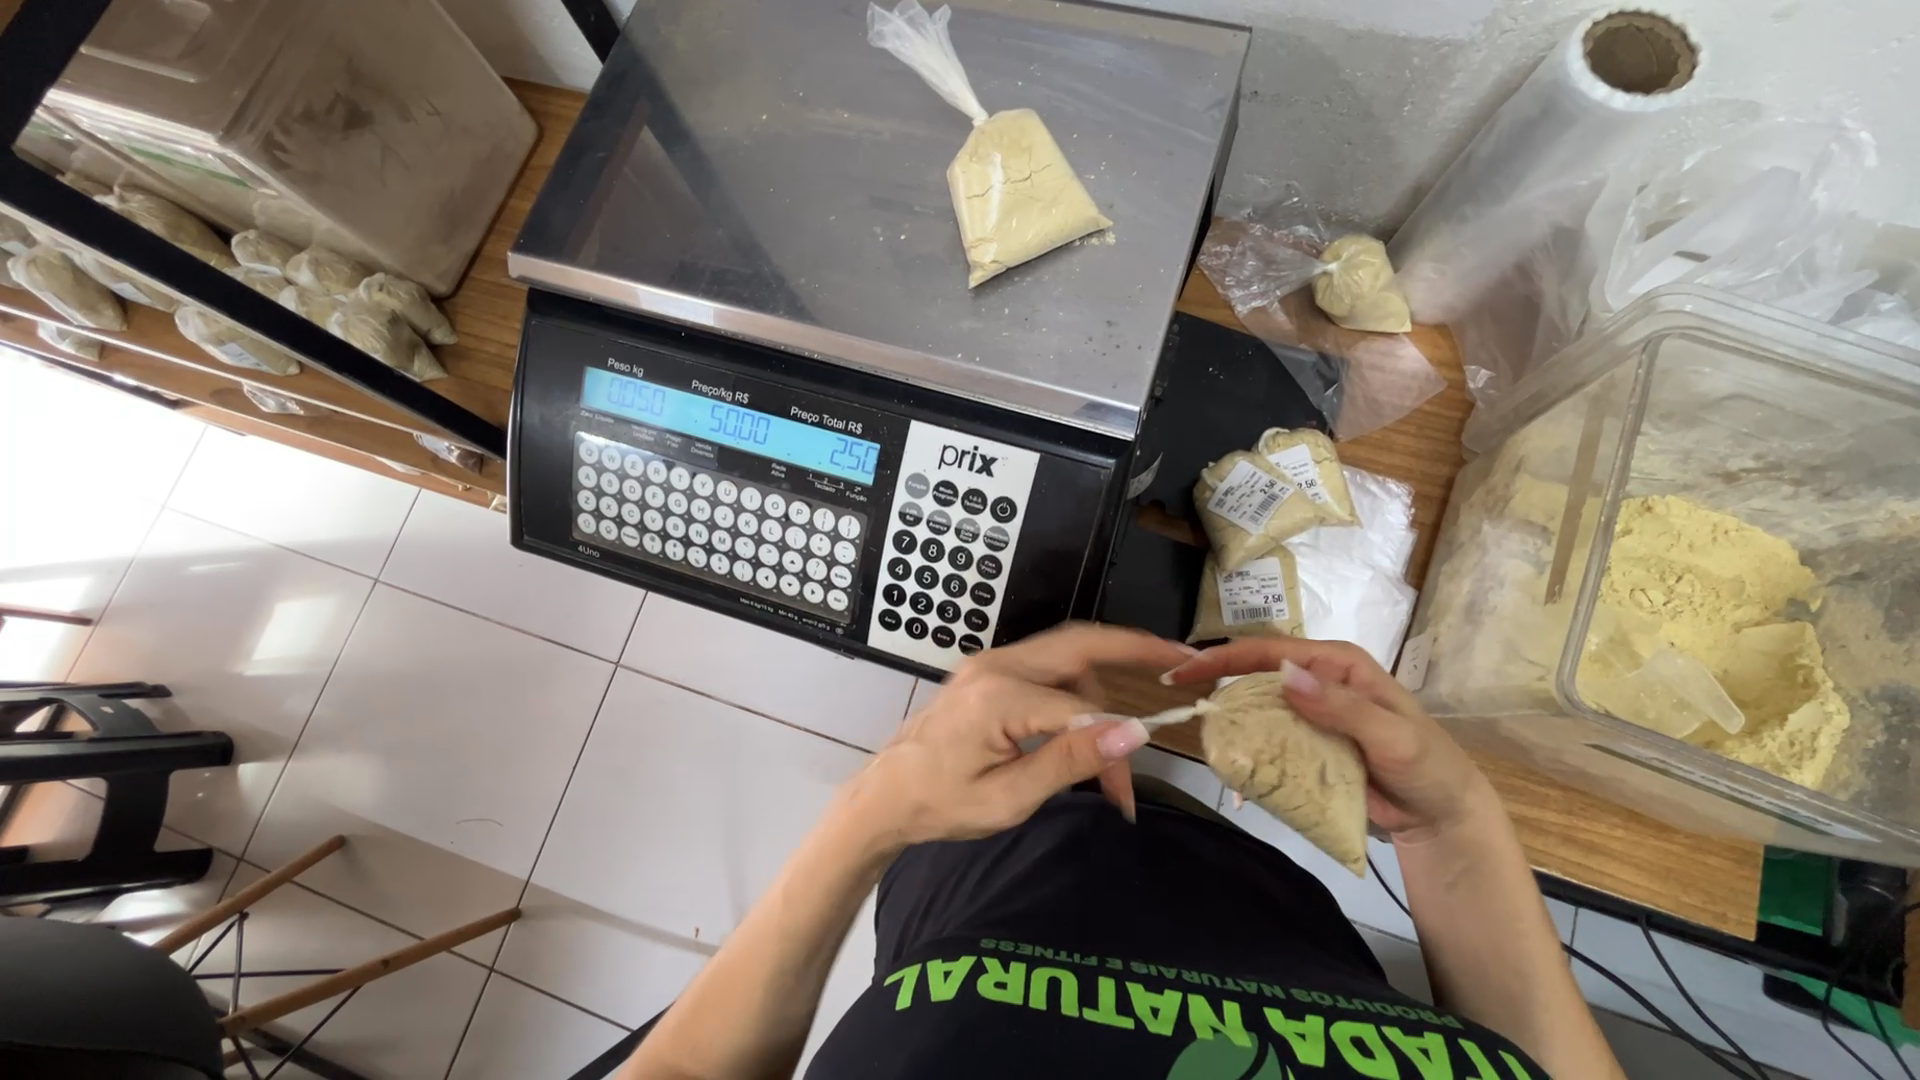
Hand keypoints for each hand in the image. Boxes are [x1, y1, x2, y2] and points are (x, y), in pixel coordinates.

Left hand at [834, 624, 1195, 851]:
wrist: (886, 795)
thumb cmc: (940, 804)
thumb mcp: (1008, 798)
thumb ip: (1071, 760)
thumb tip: (1132, 730)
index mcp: (997, 696)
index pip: (1078, 705)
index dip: (1117, 730)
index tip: (1151, 749)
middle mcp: (995, 666)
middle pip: (1079, 645)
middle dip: (1133, 649)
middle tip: (1181, 658)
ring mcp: (990, 665)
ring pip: (1067, 659)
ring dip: (1101, 693)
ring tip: (1118, 756)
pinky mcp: (989, 674)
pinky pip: (1046, 671)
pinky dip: (1077, 694)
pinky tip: (1090, 730)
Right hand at [1165, 637, 1498, 843]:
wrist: (1440, 818)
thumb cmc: (1427, 767)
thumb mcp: (1393, 736)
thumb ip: (1342, 706)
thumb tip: (1286, 676)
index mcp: (1337, 664)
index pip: (1271, 651)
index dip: (1225, 658)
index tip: (1184, 672)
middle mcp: (1317, 682)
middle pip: (1255, 677)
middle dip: (1219, 689)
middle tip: (1184, 706)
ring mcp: (1309, 715)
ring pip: (1257, 711)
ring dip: (1232, 725)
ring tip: (1207, 741)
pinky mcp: (1305, 745)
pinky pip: (1267, 742)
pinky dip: (1248, 753)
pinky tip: (1234, 771)